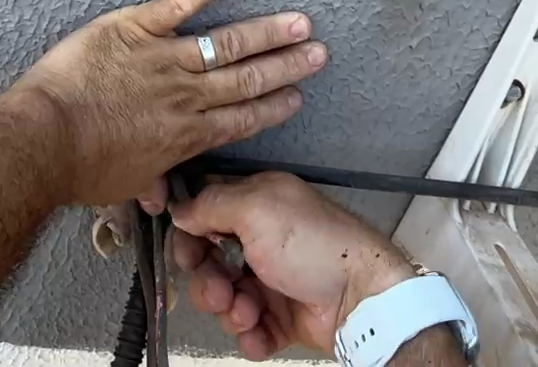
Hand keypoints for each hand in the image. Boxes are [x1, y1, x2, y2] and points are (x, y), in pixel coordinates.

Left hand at [4, 0, 327, 205]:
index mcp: (184, 133)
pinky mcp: (138, 29)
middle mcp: (186, 95)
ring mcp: (165, 59)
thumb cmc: (78, 167)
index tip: (297, 94)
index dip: (273, 105)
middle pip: (246, 79)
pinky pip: (180, 4)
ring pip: (226, 44)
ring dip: (266, 32)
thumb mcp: (121, 184)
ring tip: (298, 22)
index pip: (241, 118)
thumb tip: (162, 198)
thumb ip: (150, 181)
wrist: (44, 141)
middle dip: (286, 66)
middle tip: (317, 52)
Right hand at [170, 172, 415, 359]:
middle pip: (208, 260)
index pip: (205, 213)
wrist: (359, 297)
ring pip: (223, 298)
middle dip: (207, 280)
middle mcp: (258, 237)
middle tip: (221, 291)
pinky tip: (260, 332)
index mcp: (254, 202)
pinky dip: (249, 335)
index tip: (189, 252)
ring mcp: (268, 277)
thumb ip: (211, 204)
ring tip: (249, 312)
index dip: (190, 233)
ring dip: (229, 310)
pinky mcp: (279, 315)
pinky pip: (246, 329)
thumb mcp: (257, 208)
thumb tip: (178, 208)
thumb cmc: (311, 242)